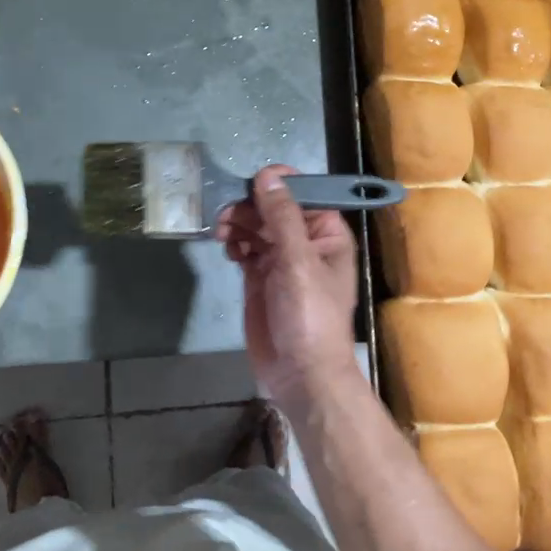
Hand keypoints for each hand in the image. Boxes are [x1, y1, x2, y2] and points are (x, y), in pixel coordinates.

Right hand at [216, 166, 361, 410]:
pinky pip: (246, 248)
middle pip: (274, 209)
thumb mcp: (298, 261)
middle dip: (251, 206)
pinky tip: (228, 248)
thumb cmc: (310, 315)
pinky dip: (235, 243)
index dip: (280, 185)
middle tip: (228, 214)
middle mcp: (305, 243)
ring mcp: (281, 261)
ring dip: (239, 223)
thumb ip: (281, 216)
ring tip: (222, 231)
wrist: (301, 374)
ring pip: (257, 227)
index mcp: (327, 235)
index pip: (305, 195)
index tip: (252, 181)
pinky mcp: (260, 278)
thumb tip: (269, 175)